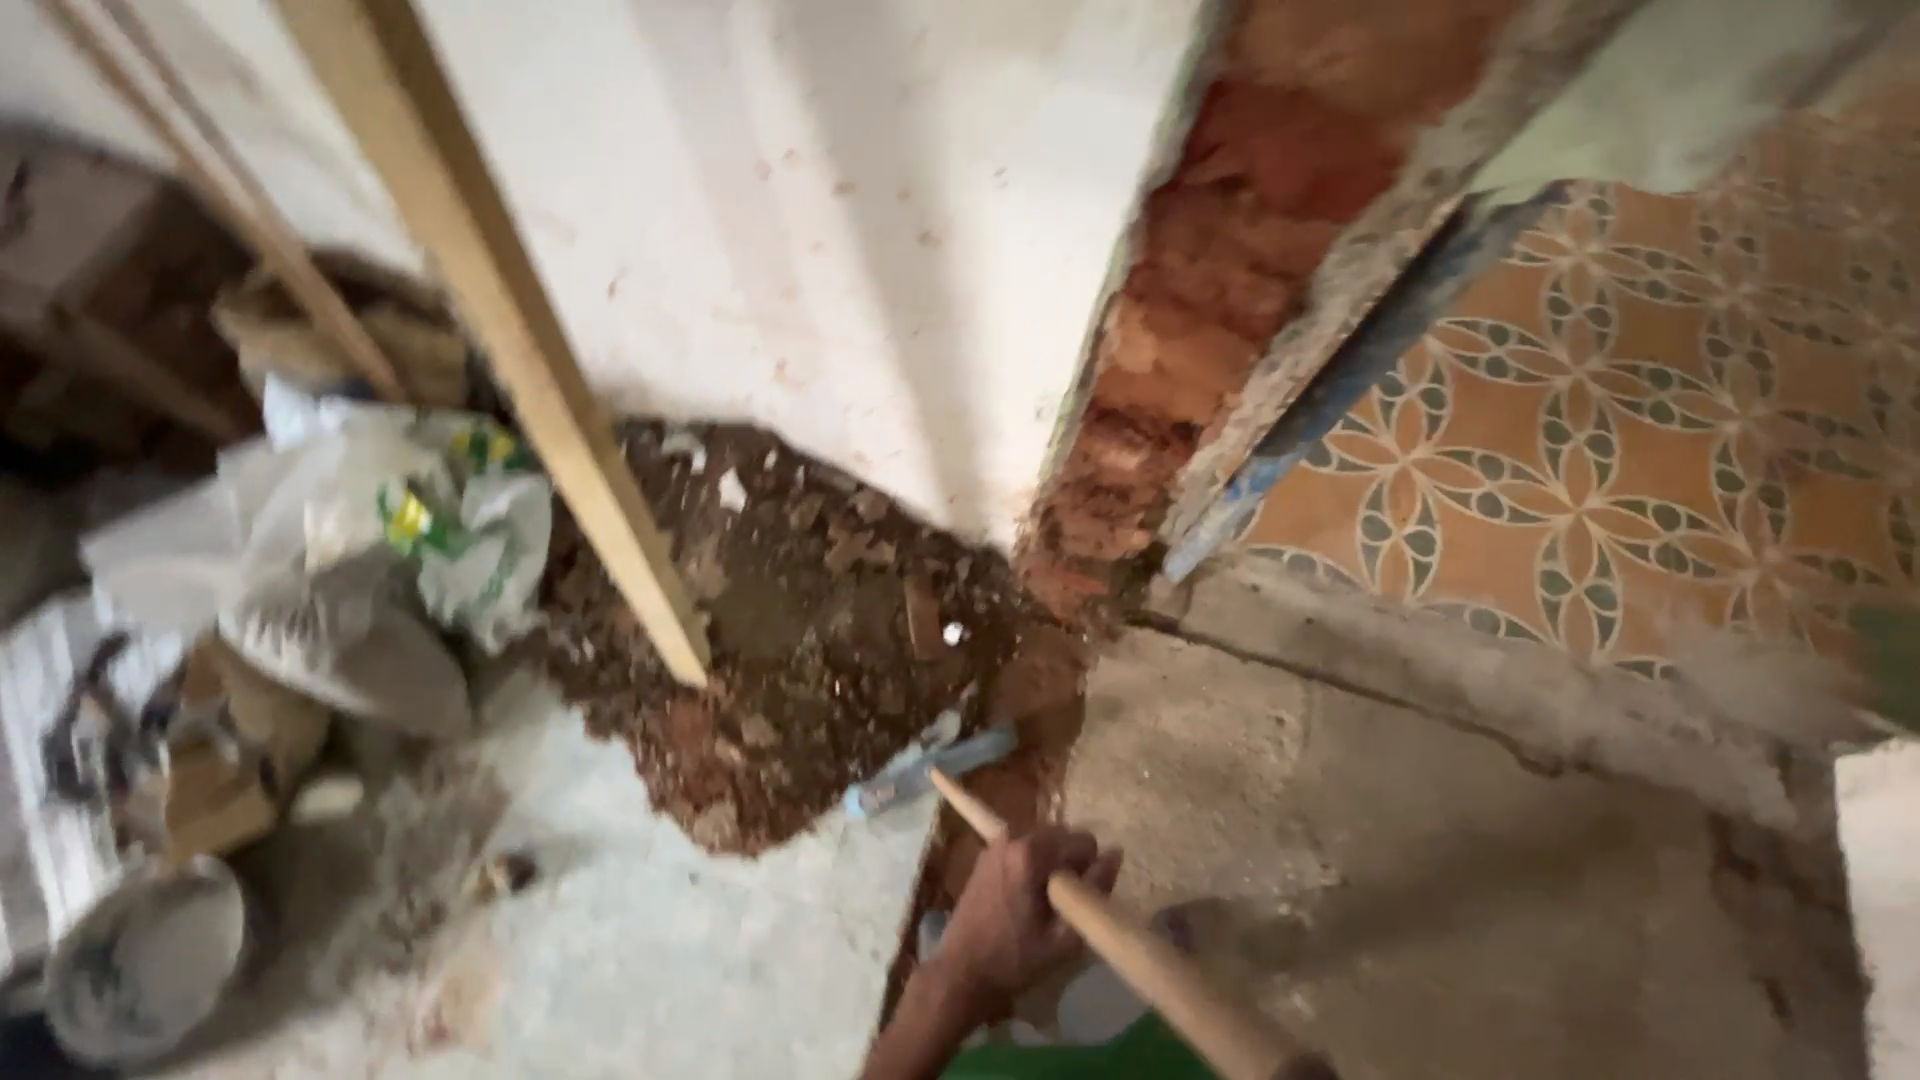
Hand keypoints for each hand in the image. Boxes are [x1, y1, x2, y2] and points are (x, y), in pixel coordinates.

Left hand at [931, 827, 1122, 1016]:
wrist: (961, 971)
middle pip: (1061, 835)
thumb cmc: (1014, 958)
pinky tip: (1026, 895)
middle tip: (1064, 901)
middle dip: (1071, 862)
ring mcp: (995, 843)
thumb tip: (1116, 853)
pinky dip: (1033, 863)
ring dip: (1052, 862)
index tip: (1080, 898)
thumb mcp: (1064, 936)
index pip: (1082, 840)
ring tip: (1046, 900)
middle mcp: (1011, 837)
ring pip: (1043, 839)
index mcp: (1030, 852)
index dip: (1090, 868)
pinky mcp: (986, 854)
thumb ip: (1094, 890)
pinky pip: (1023, 847)